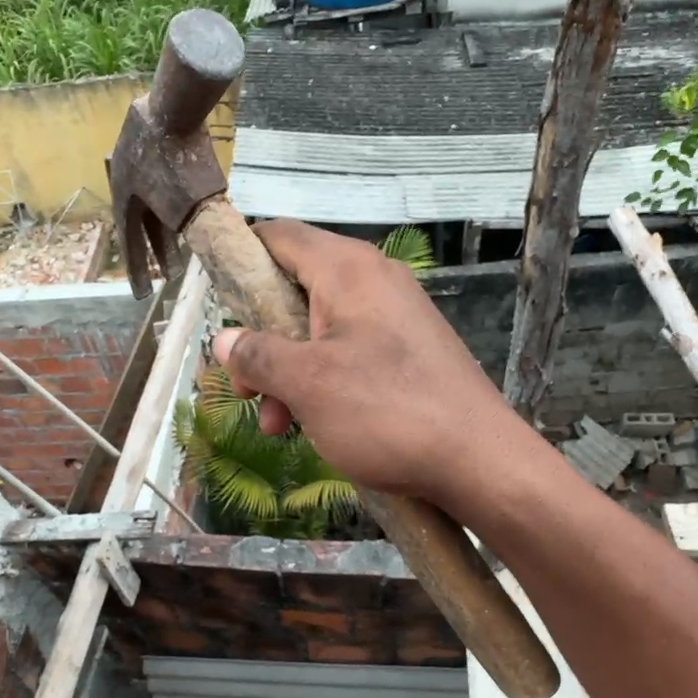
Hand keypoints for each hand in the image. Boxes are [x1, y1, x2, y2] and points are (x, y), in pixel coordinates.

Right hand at [211, 220, 532, 507]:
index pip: (279, 236)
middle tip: (245, 390)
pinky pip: (349, 354)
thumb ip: (258, 356)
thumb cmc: (387, 412)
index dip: (242, 260)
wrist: (480, 461)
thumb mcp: (307, 384)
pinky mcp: (408, 353)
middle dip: (261, 340)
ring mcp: (395, 318)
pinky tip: (315, 427)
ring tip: (278, 425)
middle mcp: (373, 281)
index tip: (217, 305)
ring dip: (288, 373)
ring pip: (319, 330)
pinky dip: (322, 382)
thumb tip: (224, 340)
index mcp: (347, 270)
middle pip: (294, 290)